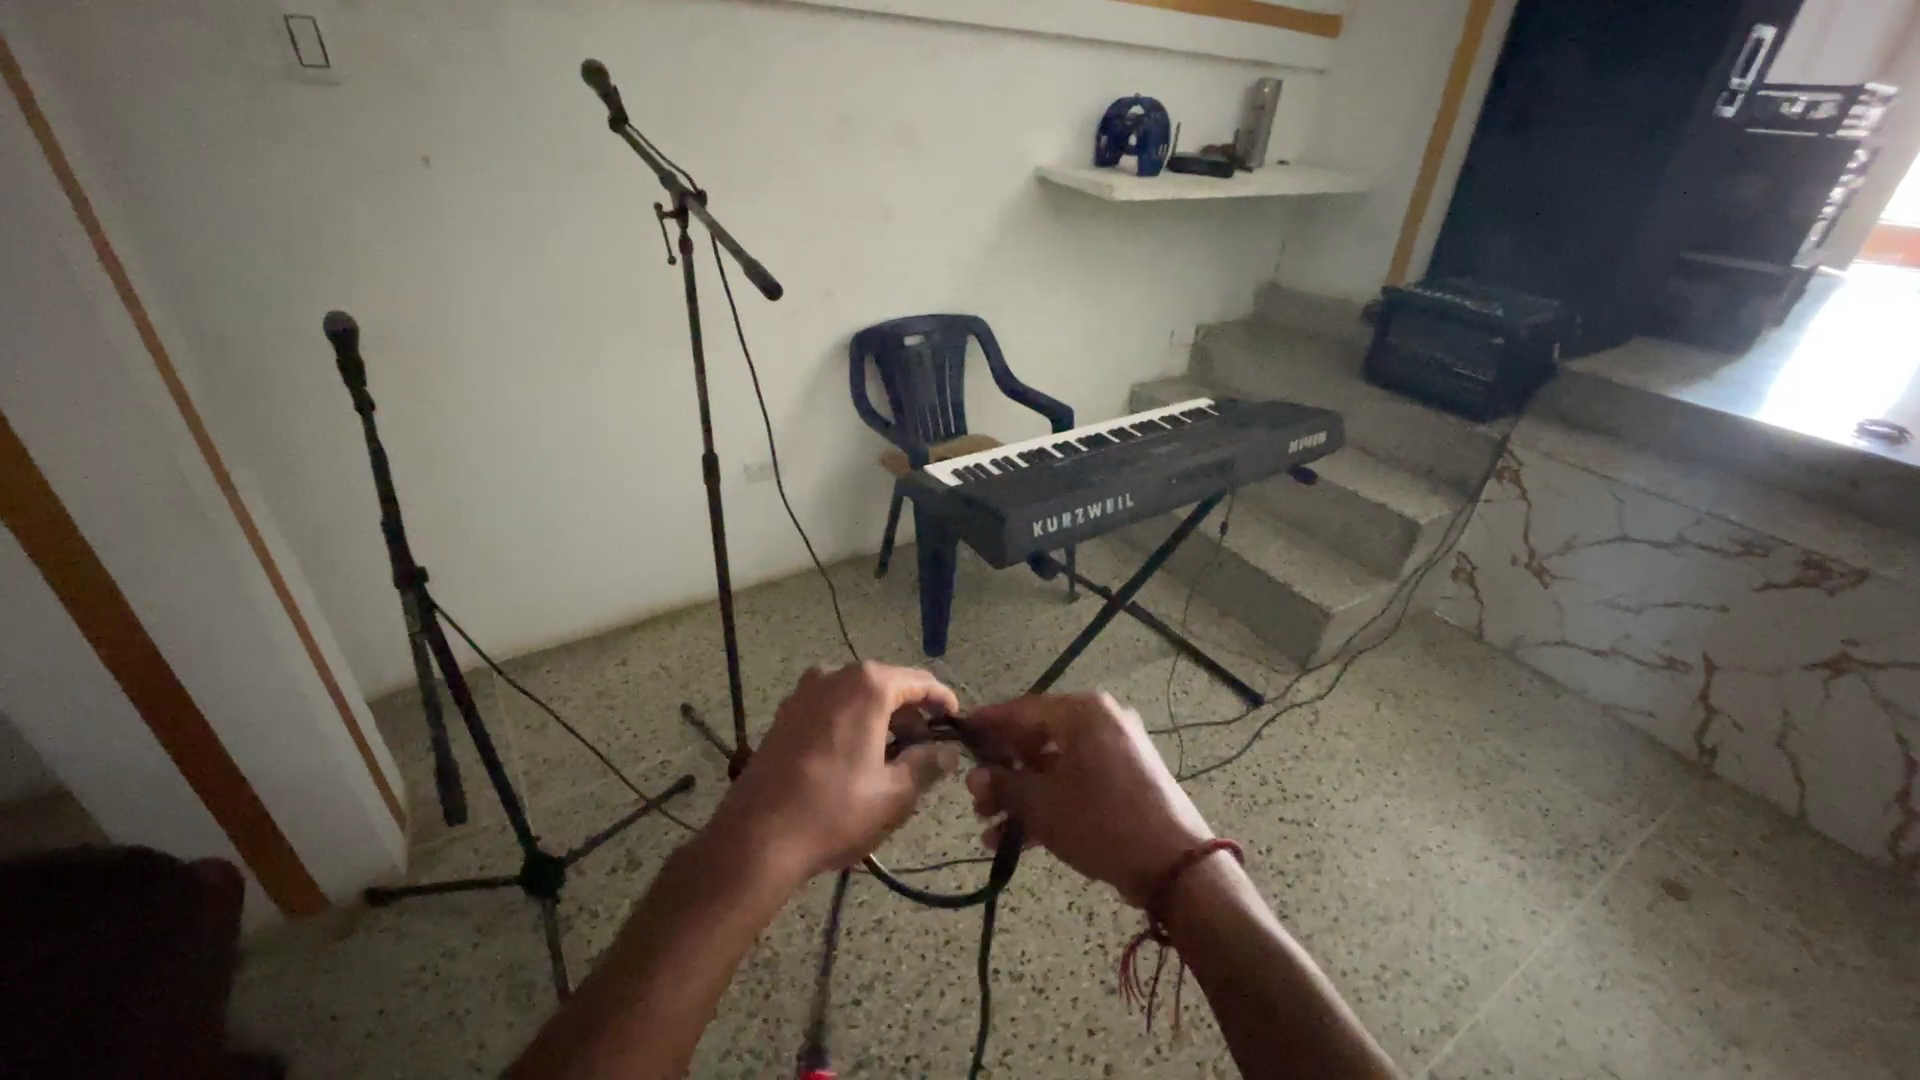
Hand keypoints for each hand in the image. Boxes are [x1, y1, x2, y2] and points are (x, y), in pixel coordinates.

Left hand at [710, 662, 960, 881]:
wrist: (756, 838)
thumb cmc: (834, 811)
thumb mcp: (894, 793)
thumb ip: (927, 764)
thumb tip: (948, 751)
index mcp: (867, 685)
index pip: (919, 681)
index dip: (943, 701)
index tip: (958, 722)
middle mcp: (834, 676)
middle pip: (887, 686)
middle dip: (911, 715)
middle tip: (928, 750)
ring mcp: (804, 693)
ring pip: (857, 698)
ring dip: (881, 721)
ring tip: (895, 759)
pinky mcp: (784, 715)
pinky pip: (832, 709)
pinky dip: (852, 724)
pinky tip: (858, 760)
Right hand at [965, 693, 1211, 906]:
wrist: (1174, 866)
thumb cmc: (1101, 820)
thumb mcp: (1043, 804)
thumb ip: (1004, 785)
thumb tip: (974, 777)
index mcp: (1082, 712)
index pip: (1022, 710)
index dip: (988, 725)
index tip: (960, 735)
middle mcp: (1100, 723)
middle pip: (1037, 740)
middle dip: (1003, 773)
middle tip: (974, 800)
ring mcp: (1115, 753)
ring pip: (1054, 767)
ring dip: (1021, 796)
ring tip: (989, 828)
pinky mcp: (1123, 782)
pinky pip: (1075, 784)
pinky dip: (1048, 805)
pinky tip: (1016, 839)